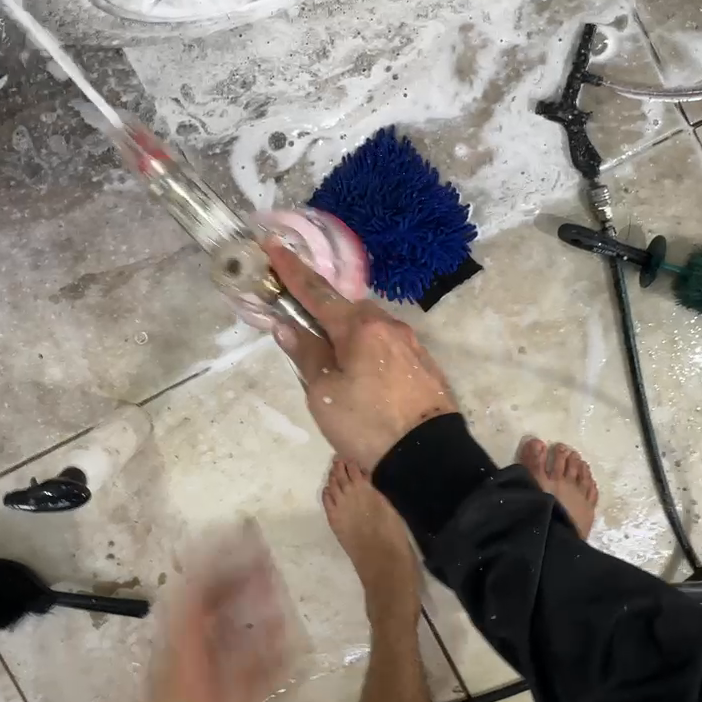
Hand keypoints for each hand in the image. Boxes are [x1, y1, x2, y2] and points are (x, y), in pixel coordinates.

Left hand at [132, 528, 290, 701]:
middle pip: (201, 599)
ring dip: (234, 598)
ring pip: (205, 619)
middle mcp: (177, 650)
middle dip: (232, 572)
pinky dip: (229, 627)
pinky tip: (252, 627)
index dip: (214, 557)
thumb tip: (276, 620)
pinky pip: (206, 641)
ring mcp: (177, 667)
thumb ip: (253, 666)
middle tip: (260, 552)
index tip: (236, 532)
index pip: (195, 589)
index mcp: (182, 650)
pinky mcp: (181, 683)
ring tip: (262, 581)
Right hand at [265, 239, 458, 471]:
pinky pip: (386, 347)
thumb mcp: (324, 393)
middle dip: (325, 316)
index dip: (291, 270)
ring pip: (369, 329)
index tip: (273, 245)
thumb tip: (287, 326)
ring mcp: (410, 343)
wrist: (428, 457)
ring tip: (338, 373)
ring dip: (349, 339)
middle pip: (346, 310)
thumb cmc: (366, 424)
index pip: (316, 291)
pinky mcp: (424, 364)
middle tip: (307, 340)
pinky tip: (367, 381)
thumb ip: (306, 353)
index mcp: (359, 327)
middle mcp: (388, 325)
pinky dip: (369, 353)